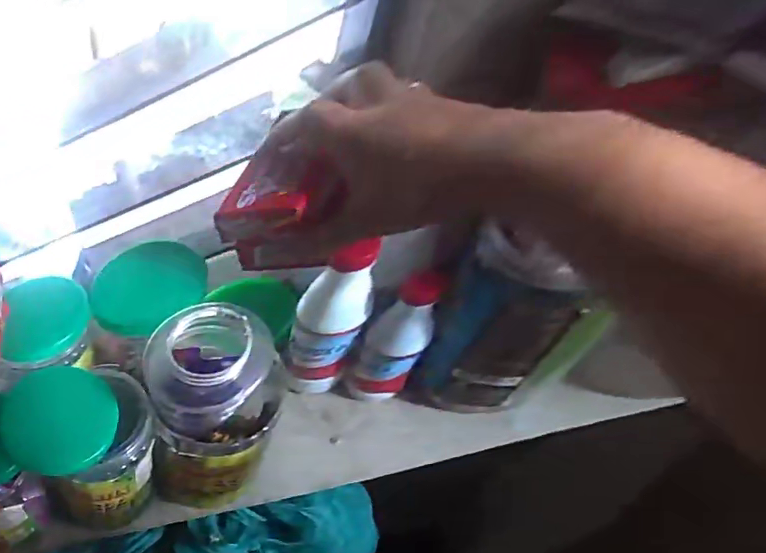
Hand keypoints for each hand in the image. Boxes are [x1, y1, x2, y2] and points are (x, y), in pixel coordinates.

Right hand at [245, 62, 518, 266]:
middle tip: (314, 136)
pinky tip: (387, 142)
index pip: (302, 122)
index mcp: (348, 131)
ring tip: (349, 133)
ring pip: (375, 85)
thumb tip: (275, 255)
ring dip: (356, 102)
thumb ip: (315, 238)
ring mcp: (412, 100)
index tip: (268, 159)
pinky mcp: (439, 104)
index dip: (279, 139)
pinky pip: (401, 98)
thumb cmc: (417, 191)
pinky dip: (385, 114)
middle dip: (322, 107)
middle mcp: (376, 105)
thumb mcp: (360, 223)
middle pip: (343, 87)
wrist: (497, 160)